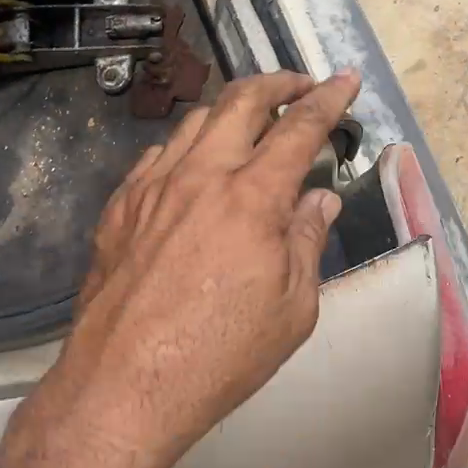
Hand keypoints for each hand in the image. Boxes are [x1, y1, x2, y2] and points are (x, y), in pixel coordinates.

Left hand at [65, 69, 361, 458]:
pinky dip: (191, 144)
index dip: (329, 97)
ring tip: (253, 120)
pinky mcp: (120, 207)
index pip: (301, 126)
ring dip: (233, 108)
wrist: (121, 389)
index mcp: (252, 197)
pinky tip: (198, 165)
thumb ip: (308, 241)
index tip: (347, 79)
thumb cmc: (221, 356)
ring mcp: (154, 187)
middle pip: (242, 99)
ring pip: (197, 119)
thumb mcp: (293, 308)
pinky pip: (160, 154)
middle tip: (301, 86)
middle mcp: (202, 175)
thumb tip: (319, 200)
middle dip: (279, 81)